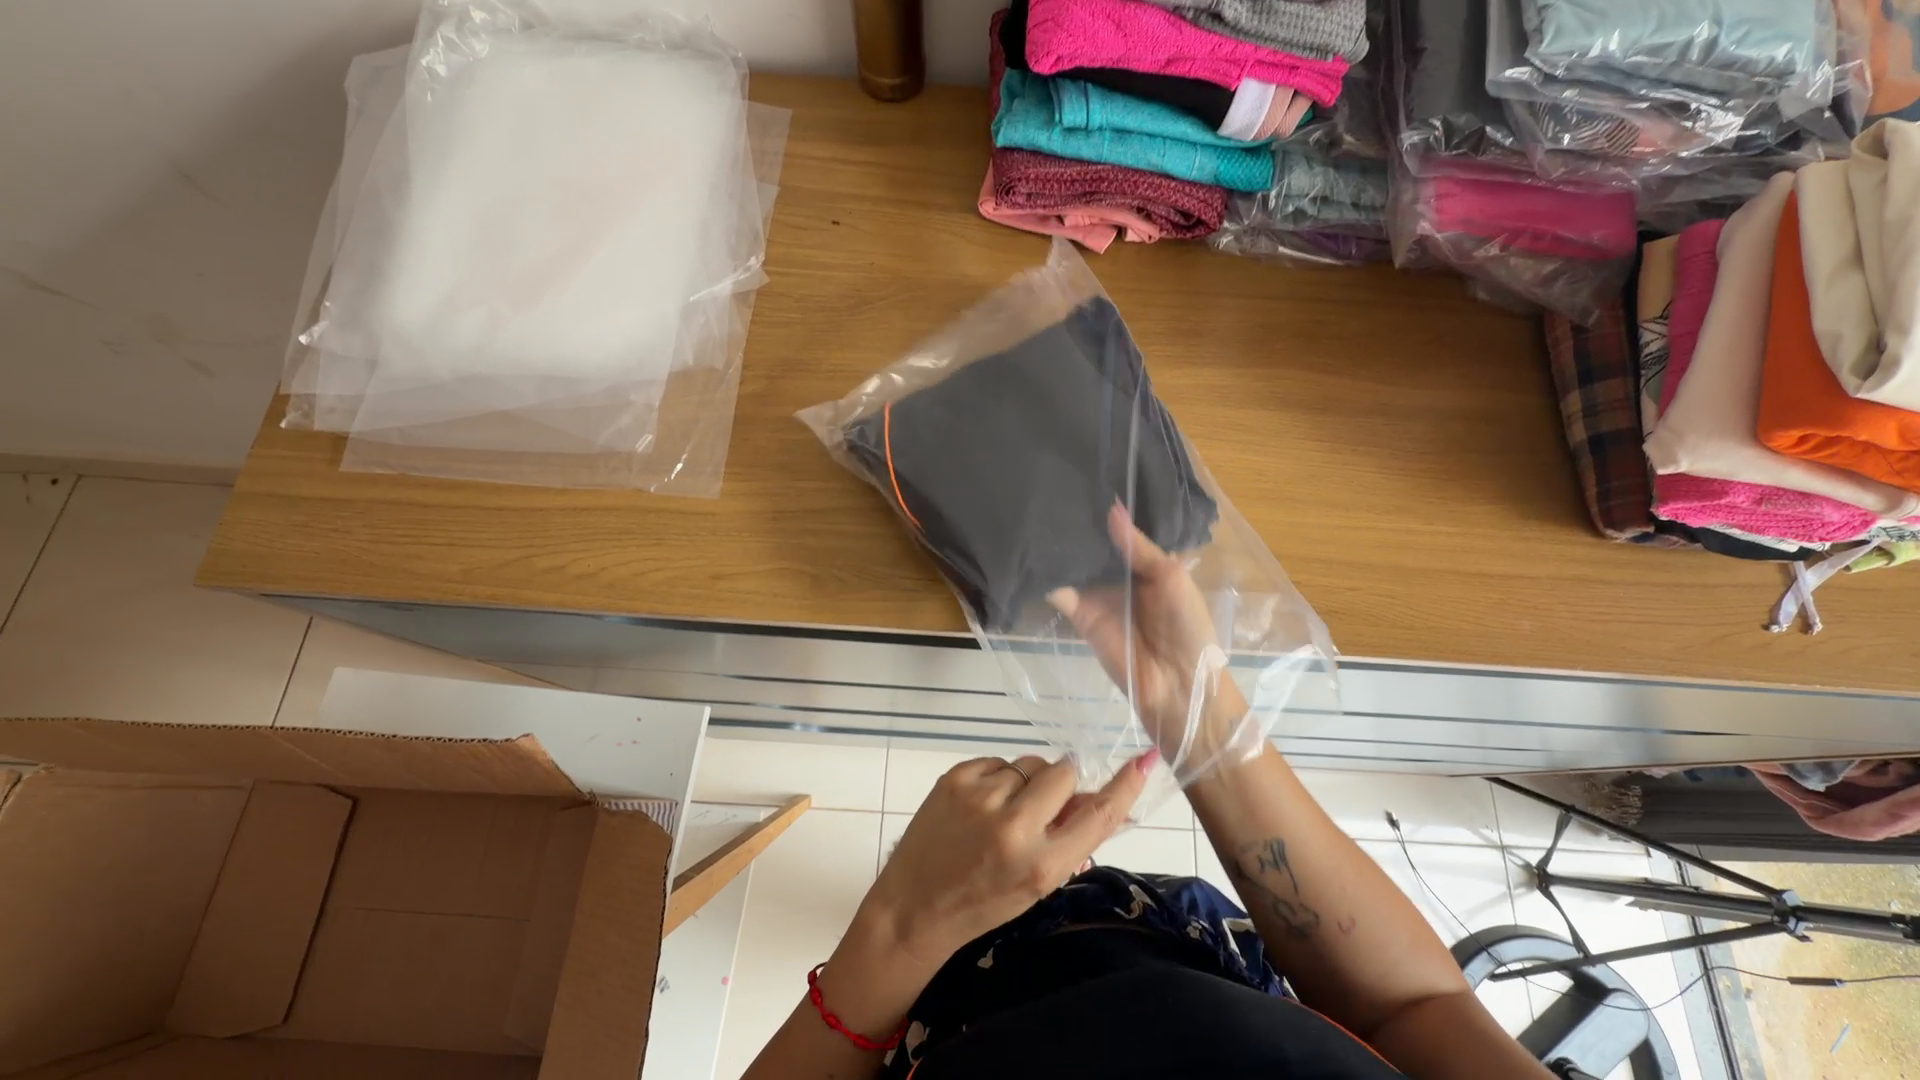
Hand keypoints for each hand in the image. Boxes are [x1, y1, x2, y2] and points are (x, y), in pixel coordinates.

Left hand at [857, 752, 1153, 969]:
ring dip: (1025, 782)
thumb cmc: (983, 902)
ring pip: (1030, 763)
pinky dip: (996, 779)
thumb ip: (1072, 838)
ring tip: (1001, 813)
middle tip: (1040, 807)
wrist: (914, 906)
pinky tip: (980, 806)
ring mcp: (982, 797)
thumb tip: (1104, 796)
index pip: (1099, 815)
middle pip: (1064, 772)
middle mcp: (1015, 827)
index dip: (1126, 785)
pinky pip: (998, 761)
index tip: (1146, 759)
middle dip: (1060, 784)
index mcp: (1042, 865)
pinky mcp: (956, 777)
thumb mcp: (1038, 882)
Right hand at [1048, 504, 1251, 773]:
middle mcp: (1119, 573)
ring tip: (1036, 504)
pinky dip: (1044, 572)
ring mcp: (1096, 592)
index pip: (1123, 528)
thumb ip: (1139, 546)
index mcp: (1148, 561)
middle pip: (1094, 542)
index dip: (1108, 505)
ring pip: (1073, 561)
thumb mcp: (1170, 577)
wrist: (1177, 685)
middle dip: (1079, 519)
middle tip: (1053, 481)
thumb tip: (1111, 507)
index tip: (1086, 472)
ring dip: (1059, 541)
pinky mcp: (1078, 612)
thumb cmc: (1187, 627)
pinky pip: (1058, 589)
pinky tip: (1028, 546)